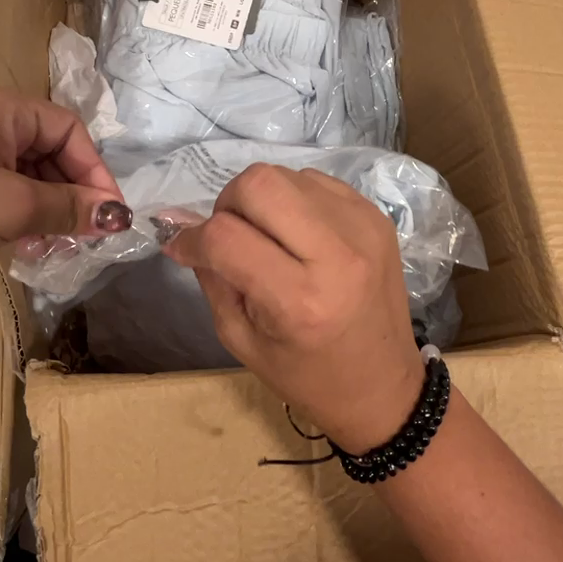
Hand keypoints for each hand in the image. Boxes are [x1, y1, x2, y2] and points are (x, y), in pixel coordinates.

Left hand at [0, 86, 126, 286]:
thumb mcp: (10, 208)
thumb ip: (68, 208)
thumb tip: (115, 215)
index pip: (68, 129)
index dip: (95, 171)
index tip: (110, 217)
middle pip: (46, 149)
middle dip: (69, 193)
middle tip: (83, 237)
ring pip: (20, 171)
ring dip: (43, 207)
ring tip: (51, 246)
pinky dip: (14, 212)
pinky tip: (19, 245)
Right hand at [164, 164, 423, 451]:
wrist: (384, 386)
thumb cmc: (306, 375)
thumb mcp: (241, 339)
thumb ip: (210, 276)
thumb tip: (178, 228)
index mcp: (299, 300)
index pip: (225, 237)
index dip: (193, 238)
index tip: (183, 248)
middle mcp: (336, 254)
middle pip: (259, 183)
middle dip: (229, 204)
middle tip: (231, 235)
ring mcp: (362, 228)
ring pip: (285, 175)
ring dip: (262, 199)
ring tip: (267, 236)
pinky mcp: (376, 215)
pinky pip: (315, 181)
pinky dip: (293, 199)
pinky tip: (298, 234)